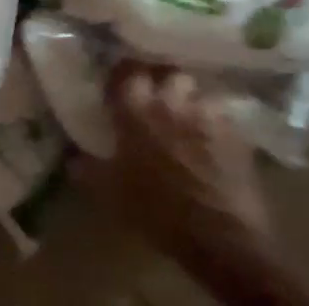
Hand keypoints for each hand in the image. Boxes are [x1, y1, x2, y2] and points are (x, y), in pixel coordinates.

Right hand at [97, 64, 270, 257]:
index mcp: (135, 109)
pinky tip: (211, 139)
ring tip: (186, 116)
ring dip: (191, 100)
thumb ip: (85, 166)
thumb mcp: (108, 190)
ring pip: (199, 93)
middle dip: (162, 79)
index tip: (117, 82)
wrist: (221, 238)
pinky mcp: (238, 138)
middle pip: (168, 72)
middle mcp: (172, 103)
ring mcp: (208, 118)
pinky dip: (215, 123)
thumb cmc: (157, 209)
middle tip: (154, 95)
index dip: (122, 72)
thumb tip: (71, 155)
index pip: (126, 70)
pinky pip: (223, 118)